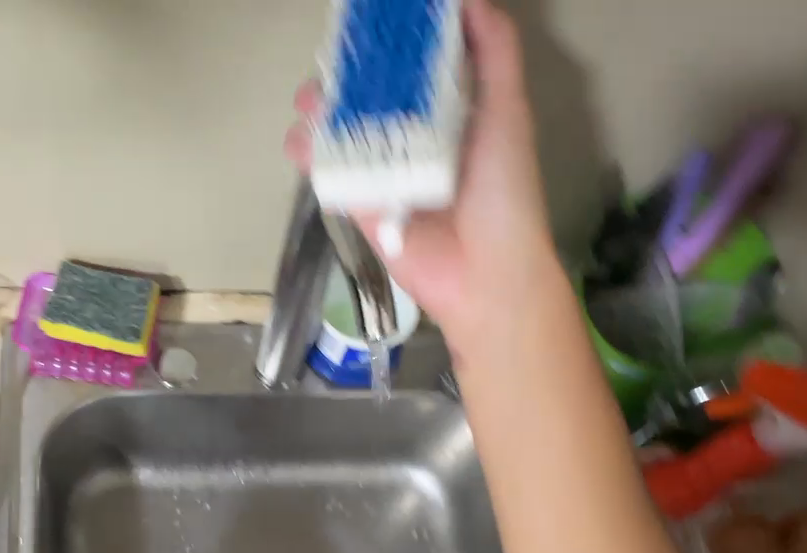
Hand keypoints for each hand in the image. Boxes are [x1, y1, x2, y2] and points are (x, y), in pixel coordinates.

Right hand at [284, 0, 564, 349]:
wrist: (485, 273)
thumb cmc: (503, 192)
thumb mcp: (508, 111)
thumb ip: (494, 55)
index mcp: (452, 116)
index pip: (415, 72)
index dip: (392, 47)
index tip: (368, 24)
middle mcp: (416, 142)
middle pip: (373, 101)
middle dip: (347, 80)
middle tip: (328, 60)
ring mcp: (387, 177)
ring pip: (346, 137)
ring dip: (322, 115)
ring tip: (307, 99)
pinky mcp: (365, 208)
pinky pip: (334, 178)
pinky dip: (311, 159)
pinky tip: (297, 139)